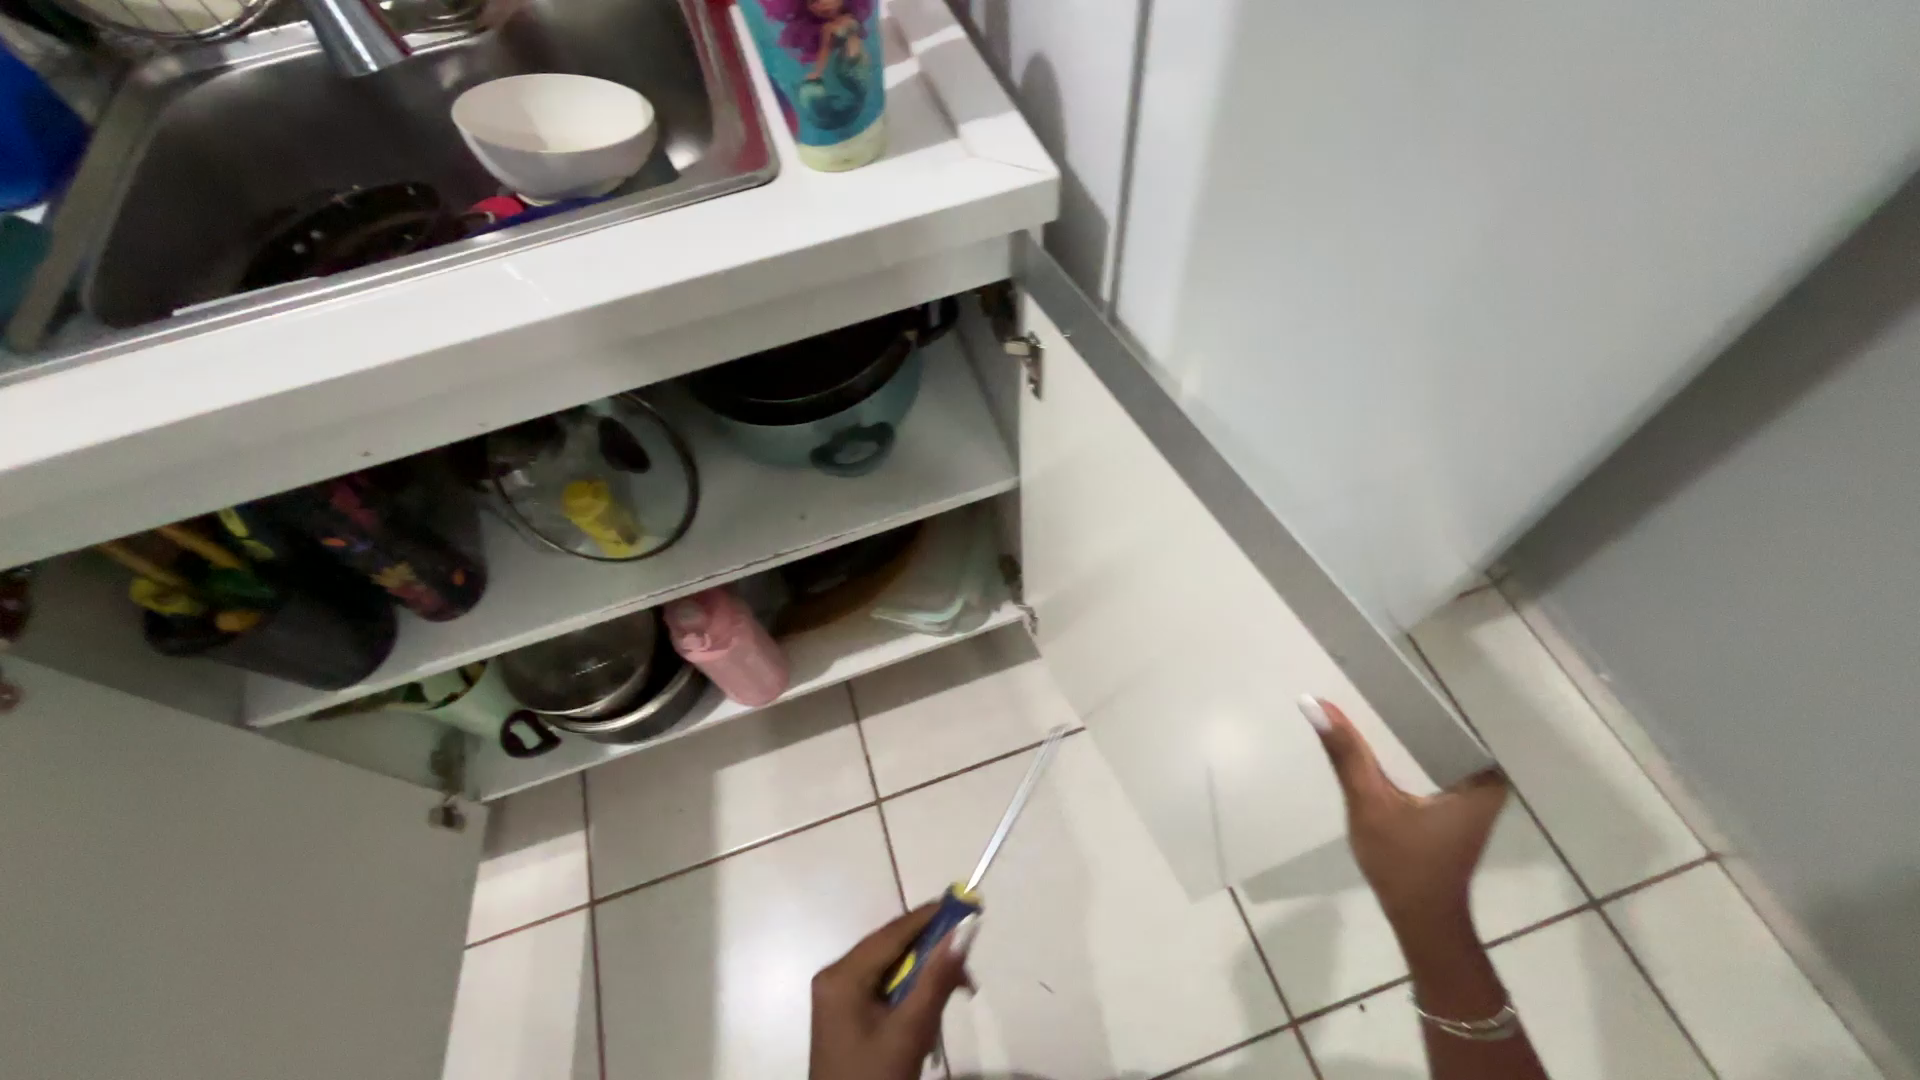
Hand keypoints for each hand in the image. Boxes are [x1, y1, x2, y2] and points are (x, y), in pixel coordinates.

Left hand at [809, 903, 976, 1079]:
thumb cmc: (876, 1078)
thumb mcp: (911, 1030)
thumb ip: (936, 979)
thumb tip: (960, 934)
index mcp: (842, 976)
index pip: (892, 933)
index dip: (929, 917)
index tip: (963, 905)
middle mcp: (835, 976)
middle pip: (891, 948)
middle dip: (931, 952)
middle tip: (967, 964)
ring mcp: (837, 995)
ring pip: (889, 967)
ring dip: (923, 975)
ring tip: (957, 989)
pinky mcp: (844, 1013)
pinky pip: (882, 986)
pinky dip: (908, 991)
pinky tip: (929, 1006)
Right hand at [1299, 696, 1507, 930]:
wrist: (1421, 921)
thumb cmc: (1404, 864)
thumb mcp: (1369, 802)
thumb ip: (1345, 752)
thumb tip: (1313, 702)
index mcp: (1481, 774)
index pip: (1444, 716)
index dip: (1408, 691)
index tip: (1374, 667)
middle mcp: (1486, 779)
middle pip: (1434, 729)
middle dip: (1398, 707)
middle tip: (1358, 675)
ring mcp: (1472, 793)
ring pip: (1428, 746)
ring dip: (1397, 730)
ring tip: (1359, 698)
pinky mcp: (1455, 804)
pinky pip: (1426, 763)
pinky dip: (1400, 752)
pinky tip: (1370, 740)